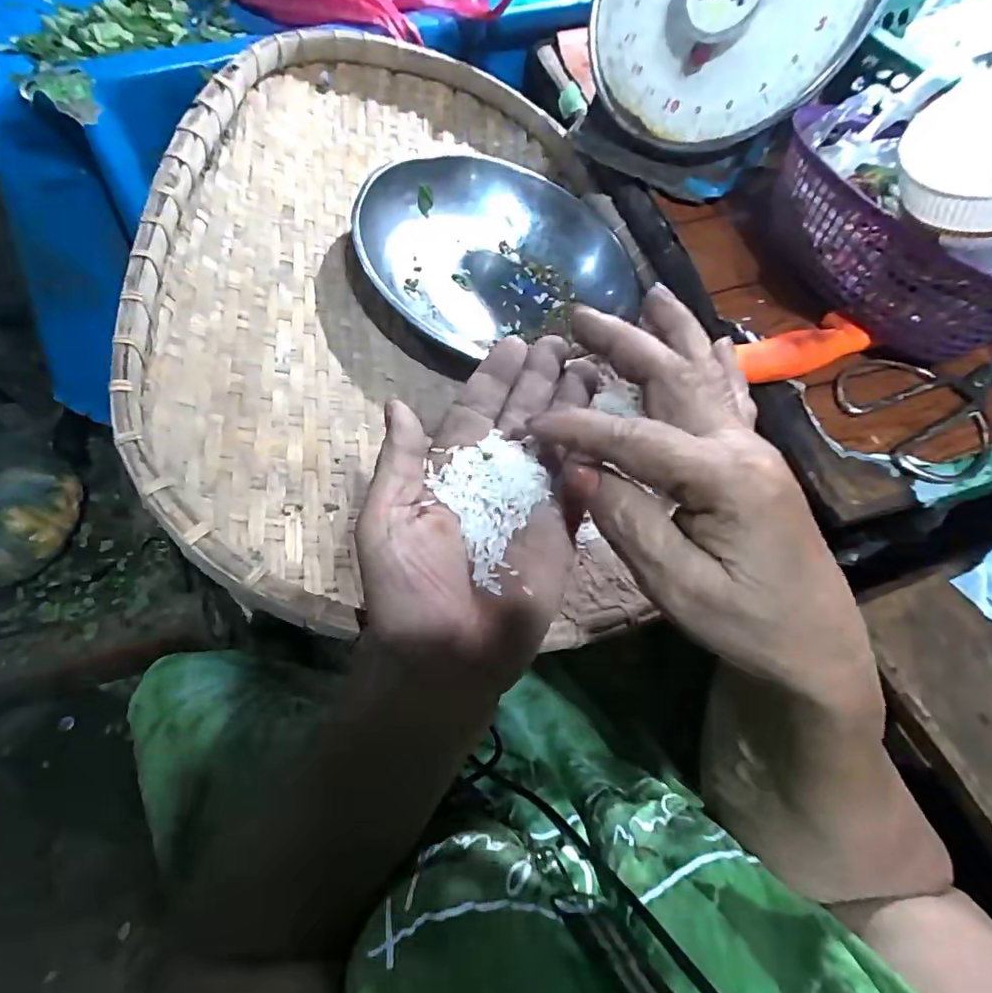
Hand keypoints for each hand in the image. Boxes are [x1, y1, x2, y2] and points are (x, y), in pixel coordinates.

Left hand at [356, 336, 596, 685]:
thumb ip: (399, 462)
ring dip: (572, 407)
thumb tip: (397, 404)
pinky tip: (606, 423)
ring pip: (555, 445)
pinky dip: (592, 459)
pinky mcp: (560, 536)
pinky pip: (579, 491)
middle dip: (538, 380)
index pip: (475, 414)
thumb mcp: (385, 519)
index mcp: (448, 474)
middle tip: (561, 340)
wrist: (441, 652)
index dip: (493, 380)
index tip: (513, 344)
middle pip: (520, 420)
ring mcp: (529, 506)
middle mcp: (491, 482)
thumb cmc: (404, 587)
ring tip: (589, 366)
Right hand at [528, 288, 875, 711]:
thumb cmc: (743, 622)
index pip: (633, 436)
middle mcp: (741, 448)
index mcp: (722, 476)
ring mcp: (754, 450)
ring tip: (652, 295)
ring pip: (705, 377)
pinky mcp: (755, 463)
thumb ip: (626, 518)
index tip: (531, 422)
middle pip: (674, 381)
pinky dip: (714, 364)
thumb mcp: (674, 583)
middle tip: (580, 315)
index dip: (578, 426)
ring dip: (673, 335)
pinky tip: (712, 342)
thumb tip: (578, 467)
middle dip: (625, 343)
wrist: (815, 648)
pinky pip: (730, 398)